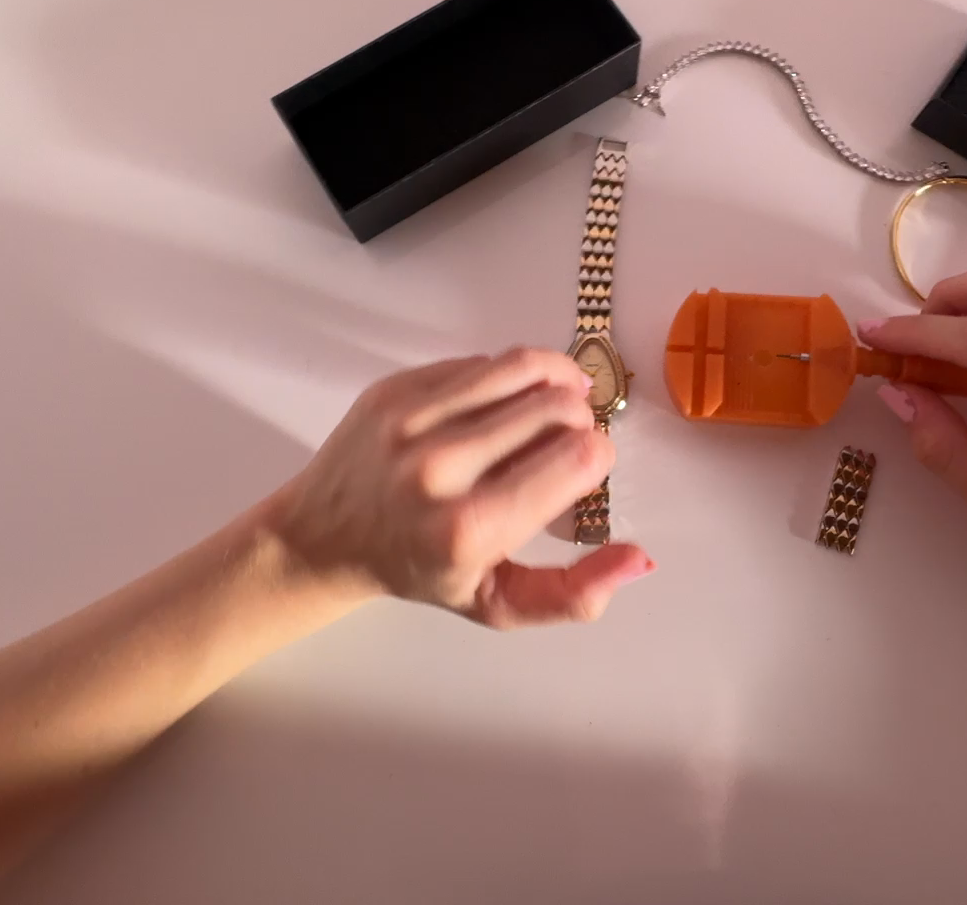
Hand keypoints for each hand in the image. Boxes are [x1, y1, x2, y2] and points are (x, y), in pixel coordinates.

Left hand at [271, 348, 654, 627]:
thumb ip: (574, 594)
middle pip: (557, 407)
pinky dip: (510, 375)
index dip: (599, 457)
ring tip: (562, 398)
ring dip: (558, 379)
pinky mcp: (395, 386)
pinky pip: (480, 362)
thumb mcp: (498, 604)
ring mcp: (410, 418)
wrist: (324, 534)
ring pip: (522, 367)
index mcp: (468, 529)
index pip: (577, 459)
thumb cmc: (420, 572)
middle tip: (571, 439)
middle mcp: (438, 466)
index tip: (588, 468)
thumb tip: (642, 560)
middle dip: (581, 419)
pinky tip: (508, 400)